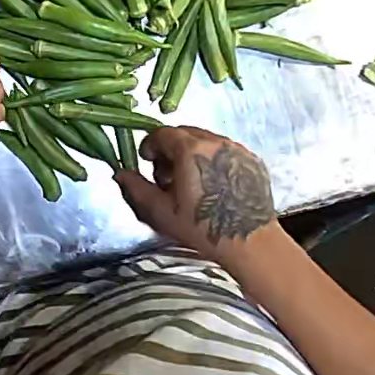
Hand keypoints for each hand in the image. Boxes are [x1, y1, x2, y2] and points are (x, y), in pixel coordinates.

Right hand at [116, 126, 278, 262]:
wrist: (249, 242)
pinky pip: (226, 152)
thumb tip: (121, 174)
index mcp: (191, 150)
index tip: (147, 159)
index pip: (163, 133)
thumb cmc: (204, 228)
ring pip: (207, 141)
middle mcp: (216, 143)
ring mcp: (237, 150)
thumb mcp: (162, 211)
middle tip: (166, 176)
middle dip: (171, 149)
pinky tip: (213, 186)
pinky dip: (214, 161)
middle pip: (185, 133)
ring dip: (192, 154)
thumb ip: (137, 188)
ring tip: (190, 183)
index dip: (150, 145)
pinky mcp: (252, 161)